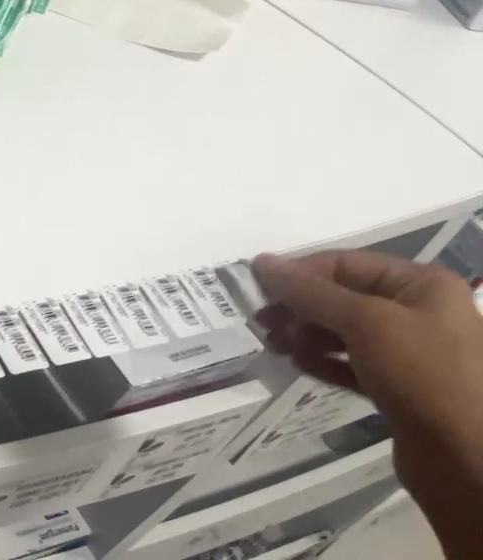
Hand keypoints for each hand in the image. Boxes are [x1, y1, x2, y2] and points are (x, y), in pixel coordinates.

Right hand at [253, 250, 482, 555]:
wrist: (470, 458)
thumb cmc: (424, 375)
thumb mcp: (363, 322)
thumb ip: (308, 291)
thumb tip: (260, 262)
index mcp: (422, 286)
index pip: (341, 263)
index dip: (297, 274)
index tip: (258, 291)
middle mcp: (421, 312)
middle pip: (338, 297)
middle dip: (297, 308)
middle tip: (264, 323)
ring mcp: (413, 351)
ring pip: (341, 330)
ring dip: (302, 335)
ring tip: (275, 346)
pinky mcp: (402, 384)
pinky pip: (350, 362)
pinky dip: (320, 360)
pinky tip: (297, 364)